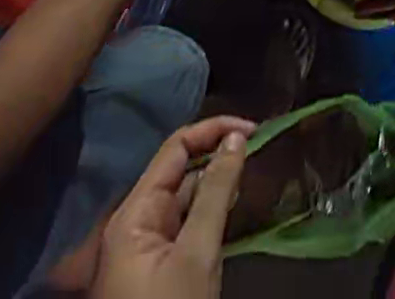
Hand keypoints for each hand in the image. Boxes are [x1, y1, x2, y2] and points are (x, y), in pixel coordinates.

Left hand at [87, 117, 254, 298]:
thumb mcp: (197, 253)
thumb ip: (216, 192)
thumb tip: (237, 139)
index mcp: (135, 211)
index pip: (175, 149)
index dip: (213, 131)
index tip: (253, 130)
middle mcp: (138, 219)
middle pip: (179, 169)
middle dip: (217, 152)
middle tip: (259, 147)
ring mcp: (148, 243)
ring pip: (186, 195)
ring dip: (217, 179)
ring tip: (252, 169)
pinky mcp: (161, 264)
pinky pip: (187, 221)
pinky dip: (211, 208)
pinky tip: (234, 203)